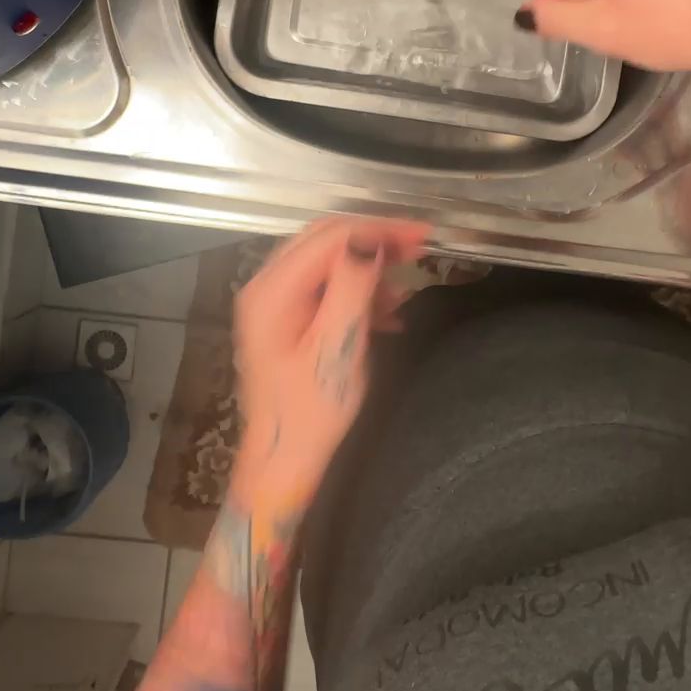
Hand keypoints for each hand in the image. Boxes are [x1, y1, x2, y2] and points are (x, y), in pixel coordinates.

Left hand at [231, 217, 429, 494]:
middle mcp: (267, 286)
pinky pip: (327, 286)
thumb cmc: (311, 413)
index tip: (422, 235)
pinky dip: (359, 293)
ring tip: (402, 294)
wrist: (285, 460)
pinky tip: (386, 314)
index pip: (331, 236)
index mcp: (273, 291)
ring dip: (369, 271)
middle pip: (327, 241)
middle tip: (418, 249)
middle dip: (375, 242)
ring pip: (330, 261)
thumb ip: (353, 288)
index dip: (378, 230)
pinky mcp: (288, 316)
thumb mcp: (338, 349)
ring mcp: (275, 300)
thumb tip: (370, 239)